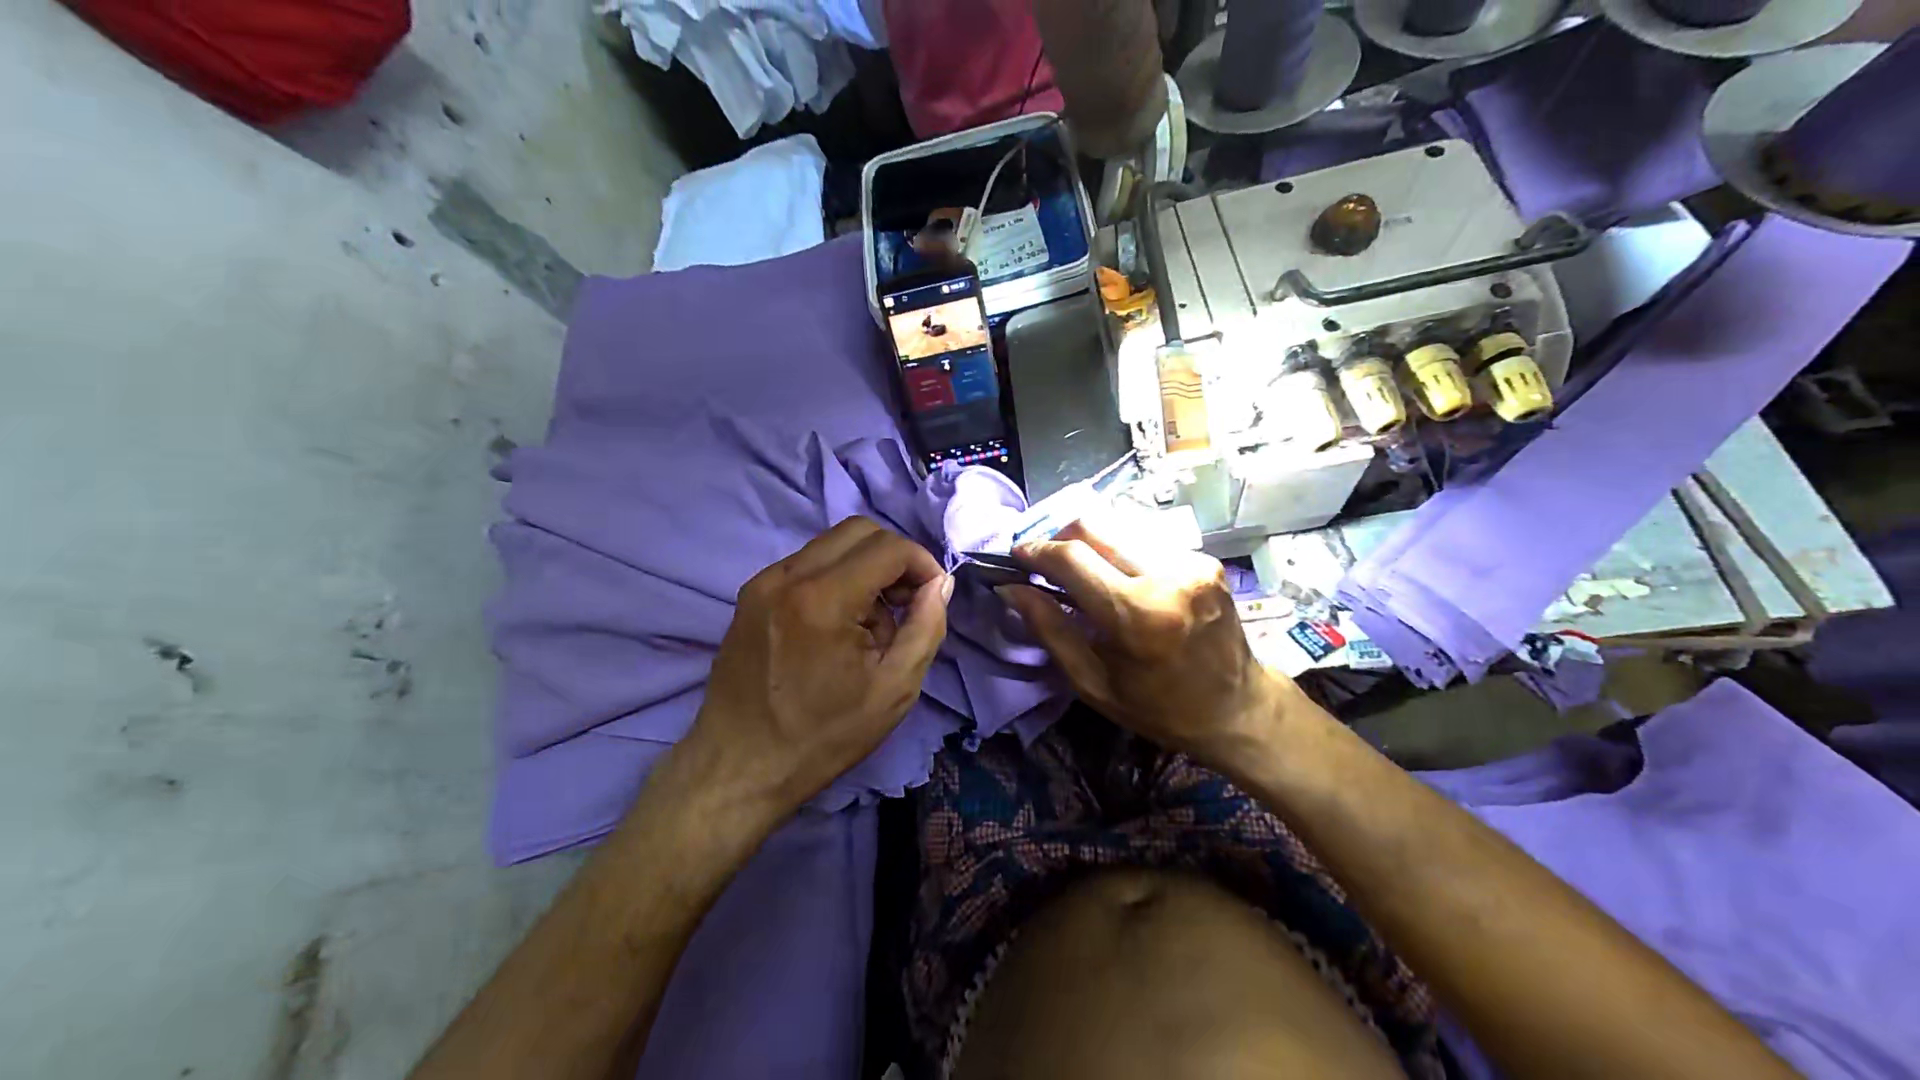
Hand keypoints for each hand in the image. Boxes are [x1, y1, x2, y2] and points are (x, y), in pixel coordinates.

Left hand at [677, 517, 952, 818]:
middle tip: (906, 604)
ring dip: (865, 567)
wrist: (739, 767)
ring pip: (831, 544)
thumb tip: (940, 584)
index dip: (922, 564)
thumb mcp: (894, 689)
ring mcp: (762, 582)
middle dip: (894, 558)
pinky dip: (835, 578)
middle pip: (859, 530)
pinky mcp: (750, 595)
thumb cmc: (822, 736)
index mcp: (823, 598)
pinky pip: (806, 564)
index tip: (931, 598)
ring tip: (871, 622)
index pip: (889, 546)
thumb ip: (926, 626)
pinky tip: (838, 625)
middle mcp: (787, 575)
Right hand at [1001, 515, 1296, 769]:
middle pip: (1093, 525)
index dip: (1036, 551)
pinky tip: (1118, 576)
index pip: (1072, 557)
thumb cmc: (1158, 708)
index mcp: (1137, 615)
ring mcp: (1191, 562)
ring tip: (1080, 570)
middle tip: (1046, 562)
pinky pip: (1145, 537)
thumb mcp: (1093, 682)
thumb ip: (1050, 629)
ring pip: (1119, 524)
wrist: (1237, 707)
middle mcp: (1168, 575)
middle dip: (1059, 538)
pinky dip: (1120, 549)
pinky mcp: (1204, 558)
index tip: (1017, 556)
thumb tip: (1011, 588)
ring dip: (1090, 541)